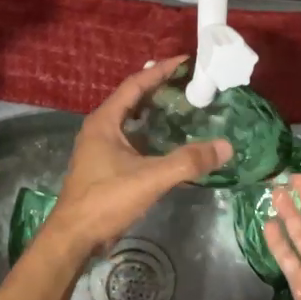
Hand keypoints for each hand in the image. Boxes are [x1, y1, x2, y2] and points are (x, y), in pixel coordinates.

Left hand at [49, 58, 231, 253]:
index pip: (135, 85)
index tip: (186, 62)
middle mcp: (100, 130)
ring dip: (157, 116)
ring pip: (133, 124)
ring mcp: (101, 151)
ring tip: (186, 112)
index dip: (160, 71)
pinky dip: (153, 140)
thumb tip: (225, 146)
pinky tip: (172, 147)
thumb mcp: (150, 178)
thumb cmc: (106, 200)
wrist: (75, 237)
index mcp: (105, 122)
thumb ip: (188, 161)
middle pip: (133, 101)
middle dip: (161, 91)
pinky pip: (133, 144)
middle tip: (191, 86)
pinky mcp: (105, 170)